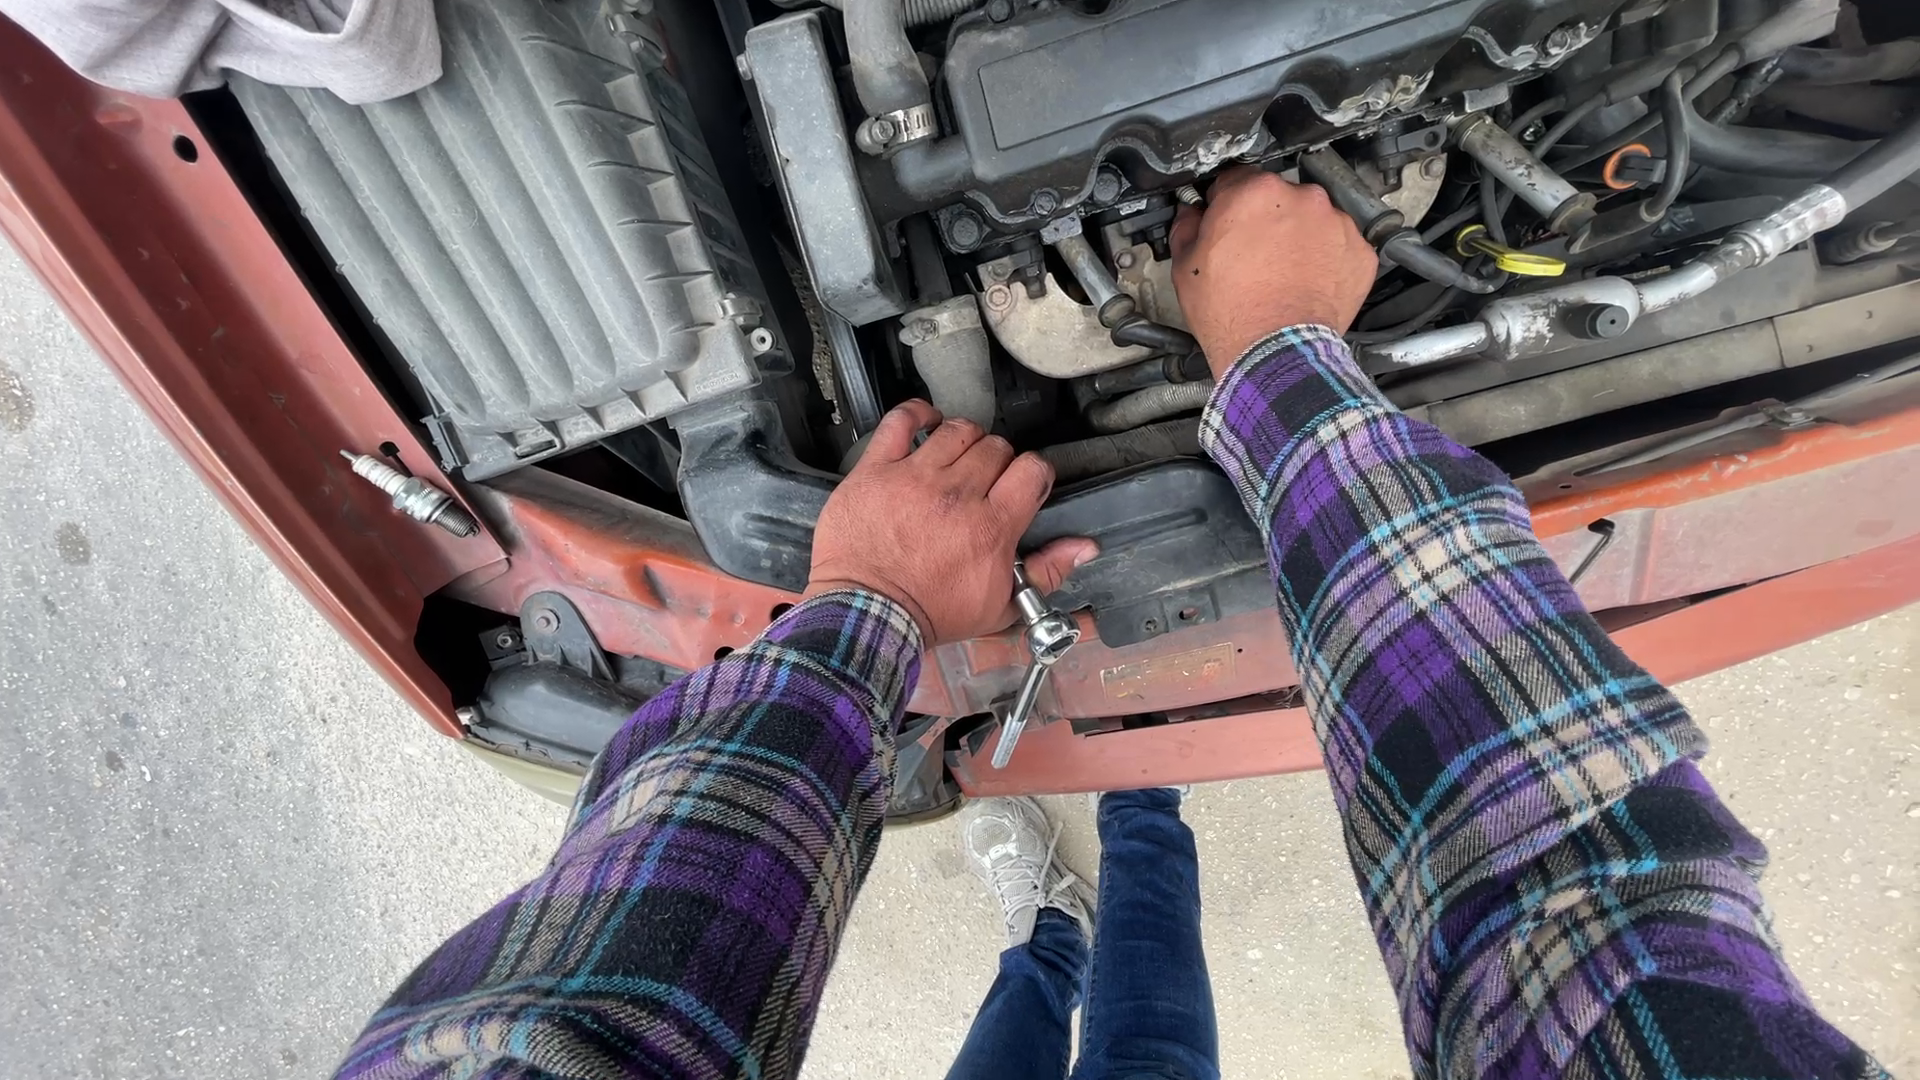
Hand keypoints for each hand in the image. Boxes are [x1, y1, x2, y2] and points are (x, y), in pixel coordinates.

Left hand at [806, 401, 1097, 645]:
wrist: (868, 616)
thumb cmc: (931, 614)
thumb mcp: (1000, 606)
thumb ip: (1047, 572)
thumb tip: (1084, 547)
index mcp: (991, 526)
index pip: (1032, 469)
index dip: (1033, 473)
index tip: (1023, 484)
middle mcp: (956, 494)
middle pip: (995, 447)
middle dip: (997, 462)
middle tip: (984, 483)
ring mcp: (914, 477)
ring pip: (956, 430)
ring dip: (964, 440)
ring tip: (957, 460)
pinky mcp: (876, 471)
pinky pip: (900, 422)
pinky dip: (917, 414)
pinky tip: (926, 423)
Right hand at [1171, 167, 1377, 378]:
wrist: (1273, 351)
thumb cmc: (1230, 313)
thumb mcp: (1185, 269)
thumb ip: (1187, 229)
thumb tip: (1190, 216)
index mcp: (1252, 194)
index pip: (1233, 180)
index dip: (1223, 204)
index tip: (1222, 222)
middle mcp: (1300, 197)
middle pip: (1276, 198)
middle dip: (1263, 221)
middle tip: (1249, 258)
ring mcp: (1335, 222)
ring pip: (1310, 221)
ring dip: (1296, 239)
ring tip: (1278, 276)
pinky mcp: (1358, 251)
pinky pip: (1338, 246)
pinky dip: (1324, 261)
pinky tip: (1303, 284)